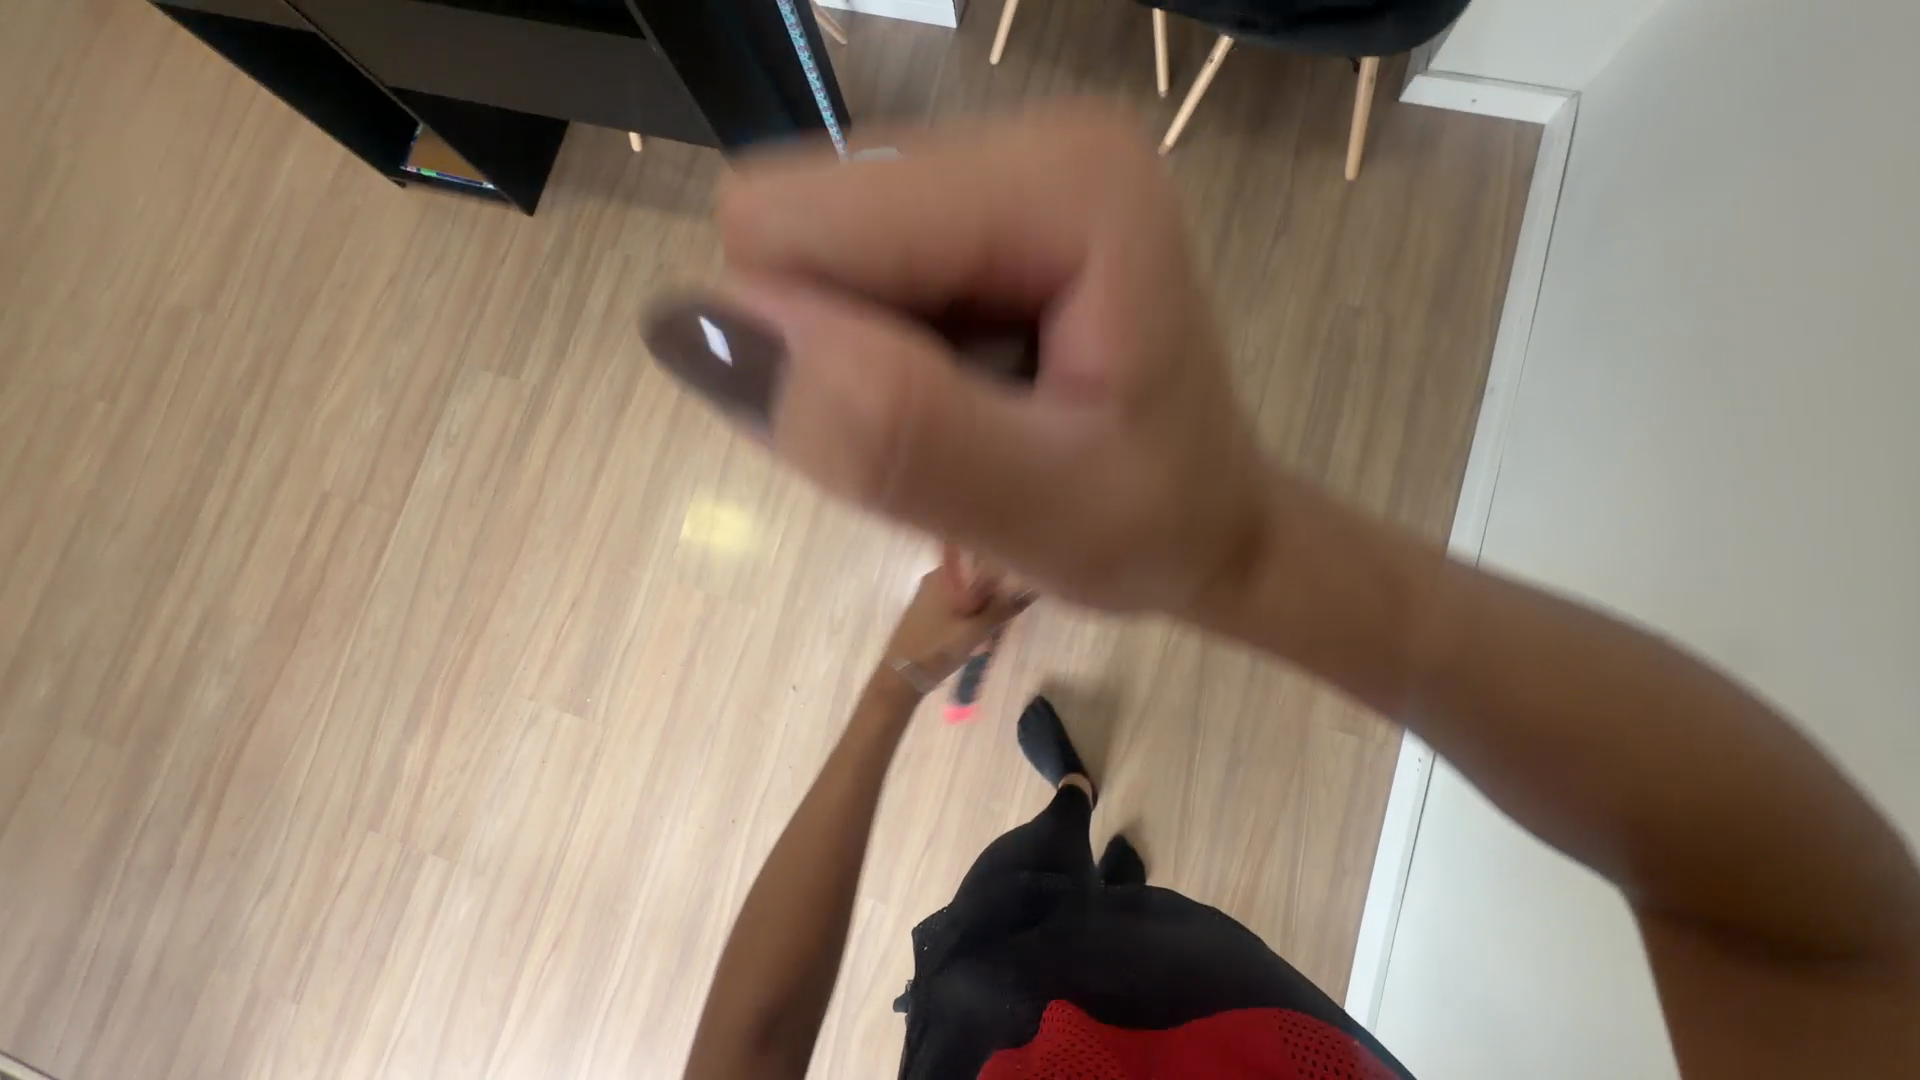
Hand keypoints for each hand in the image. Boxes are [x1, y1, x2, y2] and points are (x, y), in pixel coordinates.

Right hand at [644, 103, 1273, 614]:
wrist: (1203, 525)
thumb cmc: (1149, 527)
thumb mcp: (1034, 511)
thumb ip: (889, 427)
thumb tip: (701, 329)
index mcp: (1059, 181)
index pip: (793, 224)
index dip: (814, 357)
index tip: (914, 433)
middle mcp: (1023, 139)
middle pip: (797, 228)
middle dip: (840, 359)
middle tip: (950, 430)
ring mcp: (993, 171)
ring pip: (809, 259)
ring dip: (861, 368)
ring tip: (968, 420)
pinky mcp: (968, 218)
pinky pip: (843, 280)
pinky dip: (878, 361)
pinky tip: (962, 400)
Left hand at [882, 570, 1030, 693]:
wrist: (900, 676)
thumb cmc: (938, 648)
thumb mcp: (975, 630)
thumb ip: (1002, 609)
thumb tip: (1030, 590)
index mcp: (945, 575)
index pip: (981, 563)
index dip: (1002, 577)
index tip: (1015, 594)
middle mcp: (935, 578)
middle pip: (974, 579)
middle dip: (992, 596)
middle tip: (1003, 619)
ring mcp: (927, 595)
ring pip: (965, 594)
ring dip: (981, 608)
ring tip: (990, 630)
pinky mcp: (925, 611)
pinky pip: (954, 604)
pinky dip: (968, 615)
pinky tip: (975, 633)